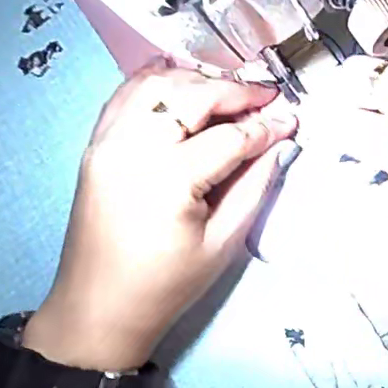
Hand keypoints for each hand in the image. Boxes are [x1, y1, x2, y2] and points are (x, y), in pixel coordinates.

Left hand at [25, 63, 298, 370]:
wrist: (100, 306)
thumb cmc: (168, 284)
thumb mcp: (224, 243)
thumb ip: (254, 187)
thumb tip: (281, 145)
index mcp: (168, 180)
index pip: (229, 136)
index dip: (266, 126)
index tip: (292, 119)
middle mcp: (132, 148)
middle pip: (191, 96)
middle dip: (235, 92)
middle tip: (268, 99)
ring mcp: (106, 142)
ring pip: (154, 84)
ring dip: (197, 80)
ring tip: (231, 94)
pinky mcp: (95, 145)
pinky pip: (125, 94)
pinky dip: (157, 81)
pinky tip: (184, 84)